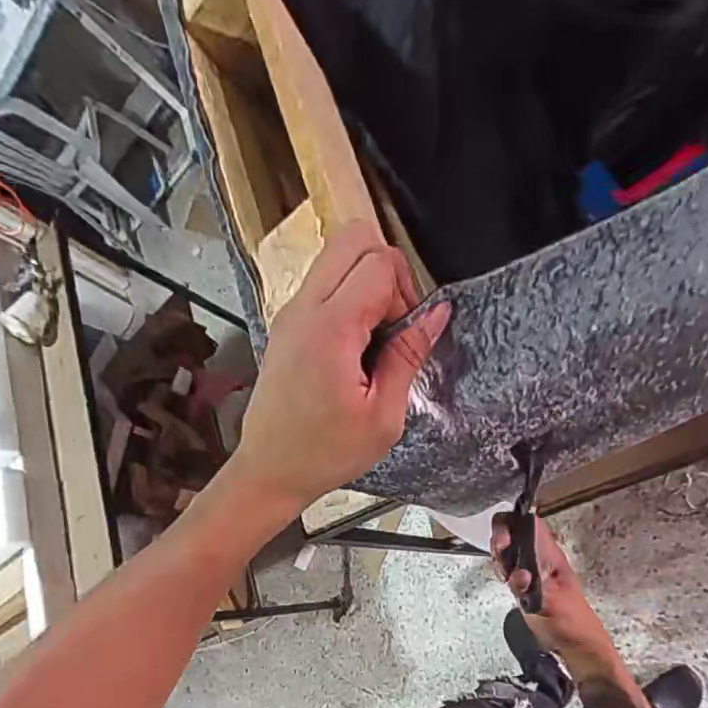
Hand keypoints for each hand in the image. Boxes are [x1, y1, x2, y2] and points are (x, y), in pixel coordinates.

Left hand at [228, 221, 450, 512]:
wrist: (270, 469)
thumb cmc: (324, 453)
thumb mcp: (383, 416)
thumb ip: (409, 355)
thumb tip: (437, 313)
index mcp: (329, 330)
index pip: (379, 262)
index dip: (407, 292)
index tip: (407, 336)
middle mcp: (303, 309)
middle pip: (354, 237)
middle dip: (388, 271)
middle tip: (395, 322)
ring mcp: (290, 312)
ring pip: (337, 256)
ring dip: (367, 283)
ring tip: (374, 338)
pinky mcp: (286, 323)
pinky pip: (325, 284)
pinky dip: (348, 298)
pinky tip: (355, 347)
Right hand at [491, 514, 618, 674]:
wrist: (576, 646)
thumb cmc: (571, 622)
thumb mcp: (554, 604)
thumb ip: (534, 588)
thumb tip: (519, 574)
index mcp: (551, 554)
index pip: (529, 523)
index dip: (511, 523)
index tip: (502, 541)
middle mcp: (540, 558)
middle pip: (512, 534)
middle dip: (500, 543)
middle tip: (502, 563)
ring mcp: (531, 571)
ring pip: (507, 551)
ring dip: (499, 560)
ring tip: (505, 576)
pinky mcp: (524, 586)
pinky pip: (507, 570)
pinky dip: (502, 574)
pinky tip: (507, 585)